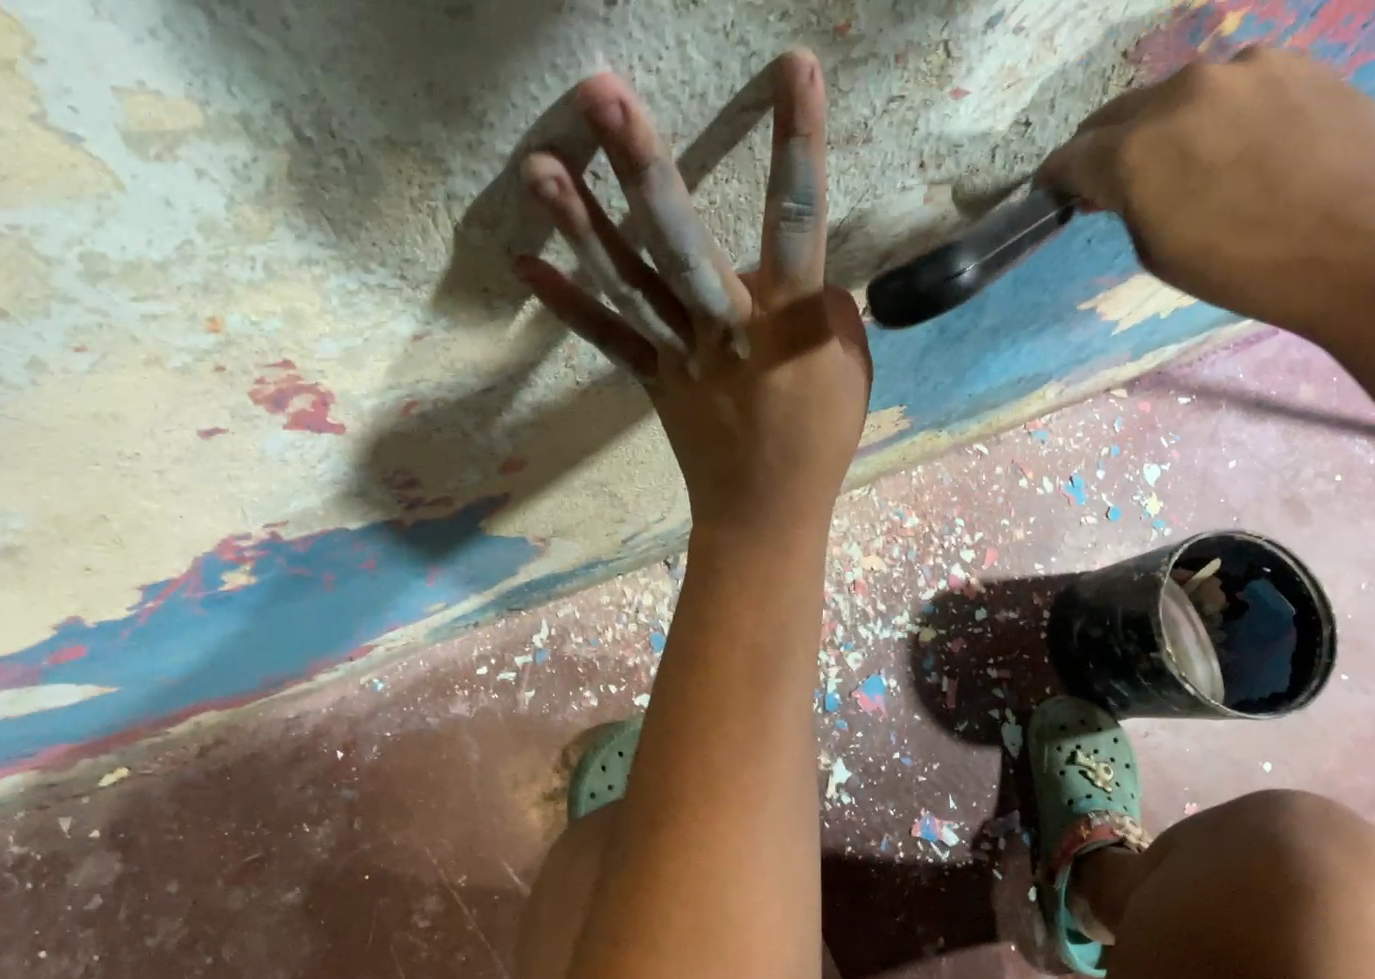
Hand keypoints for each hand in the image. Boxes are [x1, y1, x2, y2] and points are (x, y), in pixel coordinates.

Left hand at [514, 49, 870, 536]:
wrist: (764, 515)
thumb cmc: (819, 442)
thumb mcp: (851, 370)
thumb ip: (828, 311)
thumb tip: (802, 278)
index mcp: (789, 319)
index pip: (797, 218)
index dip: (800, 142)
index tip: (797, 69)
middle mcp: (725, 326)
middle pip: (681, 241)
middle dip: (644, 166)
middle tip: (603, 97)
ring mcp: (678, 354)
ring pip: (629, 282)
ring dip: (582, 224)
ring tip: (537, 164)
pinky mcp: (650, 380)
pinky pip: (605, 339)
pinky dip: (566, 303)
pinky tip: (523, 264)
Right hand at [1039, 46, 1374, 340]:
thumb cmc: (1254, 272)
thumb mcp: (1161, 254)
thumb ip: (1128, 206)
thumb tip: (1119, 184)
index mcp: (1135, 151)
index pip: (1071, 156)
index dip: (1057, 178)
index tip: (1056, 193)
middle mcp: (1180, 93)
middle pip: (1117, 115)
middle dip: (1105, 148)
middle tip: (1111, 182)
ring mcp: (1242, 69)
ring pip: (1176, 96)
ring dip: (1164, 128)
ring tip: (1185, 165)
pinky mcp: (1295, 61)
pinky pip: (1232, 86)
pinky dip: (1218, 114)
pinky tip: (1240, 148)